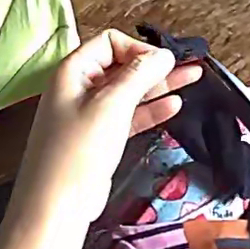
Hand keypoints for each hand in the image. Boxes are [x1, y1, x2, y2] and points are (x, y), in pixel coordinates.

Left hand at [12, 30, 202, 229]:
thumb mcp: (111, 105)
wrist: (56, 205)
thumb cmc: (78, 150)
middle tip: (190, 64)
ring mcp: (88, 113)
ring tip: (193, 77)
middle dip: (154, 65)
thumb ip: (138, 75)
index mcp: (73, 71)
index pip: (109, 42)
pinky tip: (174, 105)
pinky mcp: (99, 137)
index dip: (138, 48)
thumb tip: (163, 54)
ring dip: (158, 85)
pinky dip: (150, 109)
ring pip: (128, 90)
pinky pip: (128, 115)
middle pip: (121, 65)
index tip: (165, 62)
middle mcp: (78, 87)